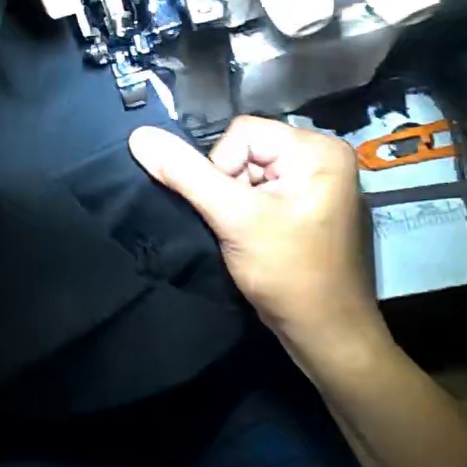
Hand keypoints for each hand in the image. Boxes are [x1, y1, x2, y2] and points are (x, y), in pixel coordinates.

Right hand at [128, 117, 387, 358]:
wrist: (326, 334)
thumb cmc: (288, 274)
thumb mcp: (234, 218)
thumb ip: (185, 175)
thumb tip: (140, 136)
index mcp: (319, 149)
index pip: (243, 132)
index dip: (223, 169)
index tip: (233, 211)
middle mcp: (324, 157)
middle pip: (248, 150)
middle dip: (233, 188)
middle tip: (244, 226)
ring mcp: (319, 183)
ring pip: (250, 173)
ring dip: (239, 203)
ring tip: (253, 236)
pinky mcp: (309, 206)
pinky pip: (263, 191)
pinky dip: (250, 213)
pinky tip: (259, 239)